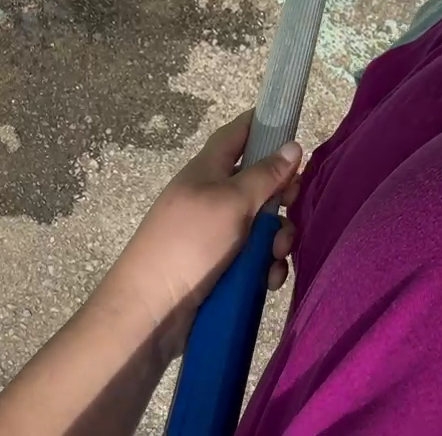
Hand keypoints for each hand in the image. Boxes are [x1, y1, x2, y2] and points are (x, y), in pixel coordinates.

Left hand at [99, 111, 301, 360]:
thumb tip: (293, 145)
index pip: (237, 133)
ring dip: (278, 236)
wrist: (147, 316)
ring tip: (277, 254)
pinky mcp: (222, 266)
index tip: (293, 127)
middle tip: (291, 204)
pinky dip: (266, 264)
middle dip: (282, 194)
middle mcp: (213, 197)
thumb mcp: (231, 203)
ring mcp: (216, 234)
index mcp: (207, 171)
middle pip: (260, 181)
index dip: (263, 124)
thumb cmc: (188, 245)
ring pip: (263, 222)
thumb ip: (266, 174)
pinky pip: (255, 256)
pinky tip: (269, 278)